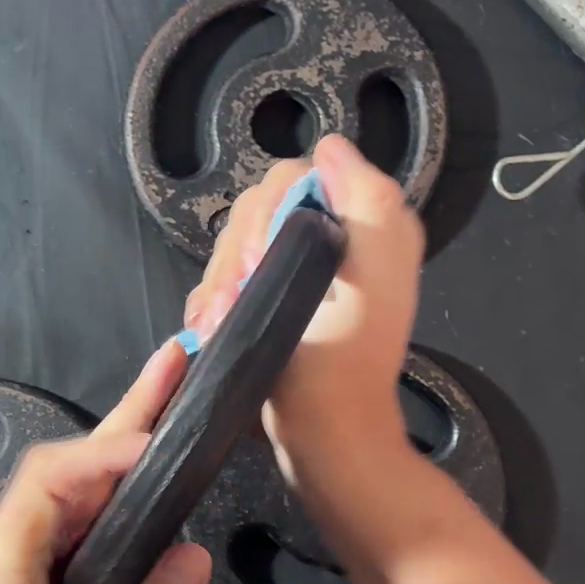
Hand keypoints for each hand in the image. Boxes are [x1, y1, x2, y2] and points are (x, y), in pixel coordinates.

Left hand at [0, 343, 212, 583]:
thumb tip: (193, 555)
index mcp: (7, 557)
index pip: (55, 478)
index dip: (106, 450)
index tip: (161, 439)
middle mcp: (4, 538)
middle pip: (66, 465)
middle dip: (123, 416)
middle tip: (173, 363)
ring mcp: (12, 550)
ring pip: (70, 486)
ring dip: (119, 447)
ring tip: (171, 403)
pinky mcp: (23, 567)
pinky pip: (70, 517)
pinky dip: (110, 492)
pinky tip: (145, 475)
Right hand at [183, 134, 424, 457]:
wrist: (322, 434)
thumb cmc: (343, 363)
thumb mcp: (375, 272)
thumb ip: (367, 199)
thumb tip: (329, 149)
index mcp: (357, 227)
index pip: (289, 180)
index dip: (266, 215)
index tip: (259, 262)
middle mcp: (323, 243)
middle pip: (250, 213)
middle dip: (234, 257)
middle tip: (236, 300)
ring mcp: (286, 276)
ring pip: (227, 249)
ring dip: (217, 286)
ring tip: (223, 323)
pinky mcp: (260, 305)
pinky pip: (217, 283)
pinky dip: (209, 304)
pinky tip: (213, 328)